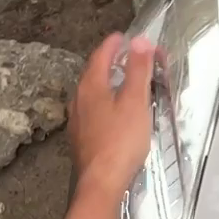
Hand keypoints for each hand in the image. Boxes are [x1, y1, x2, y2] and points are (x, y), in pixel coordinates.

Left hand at [67, 32, 154, 198]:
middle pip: (93, 73)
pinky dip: (103, 101)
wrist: (101, 182)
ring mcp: (77, 120)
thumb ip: (138, 71)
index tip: (123, 37)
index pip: (100, 56)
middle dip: (109, 62)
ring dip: (106, 83)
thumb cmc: (121, 141)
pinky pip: (91, 110)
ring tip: (121, 81)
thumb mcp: (136, 102)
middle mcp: (79, 99)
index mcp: (91, 87)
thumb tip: (140, 41)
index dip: (113, 44)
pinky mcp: (81, 137)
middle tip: (126, 56)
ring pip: (91, 93)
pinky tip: (112, 111)